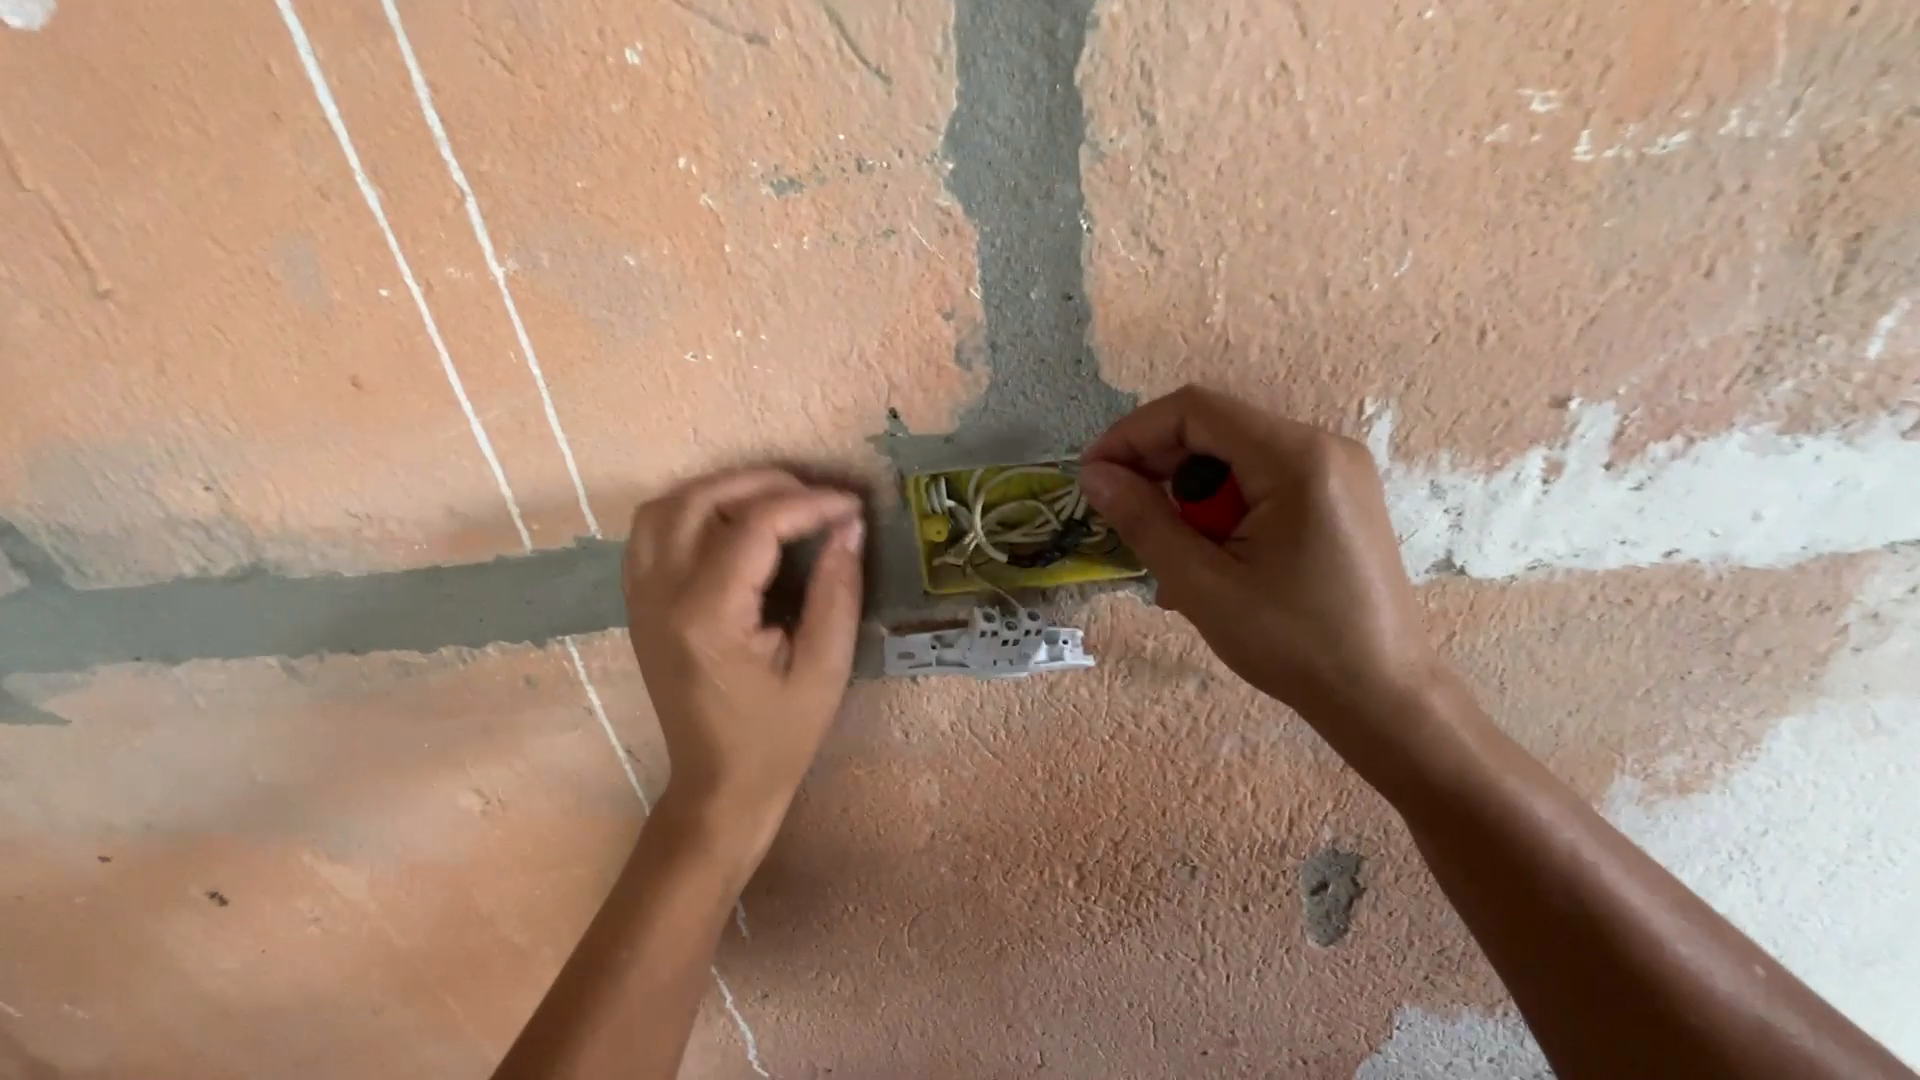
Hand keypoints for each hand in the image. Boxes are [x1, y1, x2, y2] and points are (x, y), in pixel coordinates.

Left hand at [622, 469, 865, 866]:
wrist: (717, 784)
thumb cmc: (778, 737)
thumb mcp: (825, 670)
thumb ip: (837, 592)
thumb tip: (849, 526)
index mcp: (707, 617)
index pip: (755, 526)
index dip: (809, 504)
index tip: (852, 507)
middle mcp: (661, 596)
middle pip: (700, 500)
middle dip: (765, 483)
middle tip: (817, 496)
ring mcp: (640, 598)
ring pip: (666, 506)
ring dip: (722, 489)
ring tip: (776, 501)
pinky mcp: (638, 603)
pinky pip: (651, 531)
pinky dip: (692, 510)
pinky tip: (733, 524)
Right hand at [1080, 386, 1439, 720]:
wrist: (1384, 696)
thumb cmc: (1293, 644)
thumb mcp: (1203, 585)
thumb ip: (1144, 521)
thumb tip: (1094, 475)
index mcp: (1296, 459)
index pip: (1194, 411)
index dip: (1132, 435)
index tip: (1092, 476)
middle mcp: (1323, 447)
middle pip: (1215, 430)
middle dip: (1158, 468)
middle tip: (1121, 518)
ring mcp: (1336, 471)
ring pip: (1234, 459)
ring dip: (1188, 497)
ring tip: (1168, 557)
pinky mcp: (1338, 498)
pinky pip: (1261, 483)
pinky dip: (1222, 511)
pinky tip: (1208, 559)